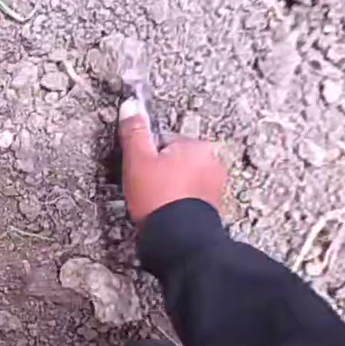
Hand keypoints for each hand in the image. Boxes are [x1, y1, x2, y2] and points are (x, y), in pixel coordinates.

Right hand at [118, 98, 225, 224]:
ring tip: (155, 203)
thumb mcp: (138, 160)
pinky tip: (166, 212)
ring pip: (182, 179)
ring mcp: (214, 186)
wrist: (178, 238)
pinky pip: (190, 197)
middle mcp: (212, 163)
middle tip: (147, 189)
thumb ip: (134, 132)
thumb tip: (130, 106)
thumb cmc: (159, 198)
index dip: (146, 157)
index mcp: (197, 146)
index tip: (141, 172)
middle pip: (174, 160)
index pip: (164, 142)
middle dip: (160, 172)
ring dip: (169, 188)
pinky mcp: (212, 207)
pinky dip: (178, 203)